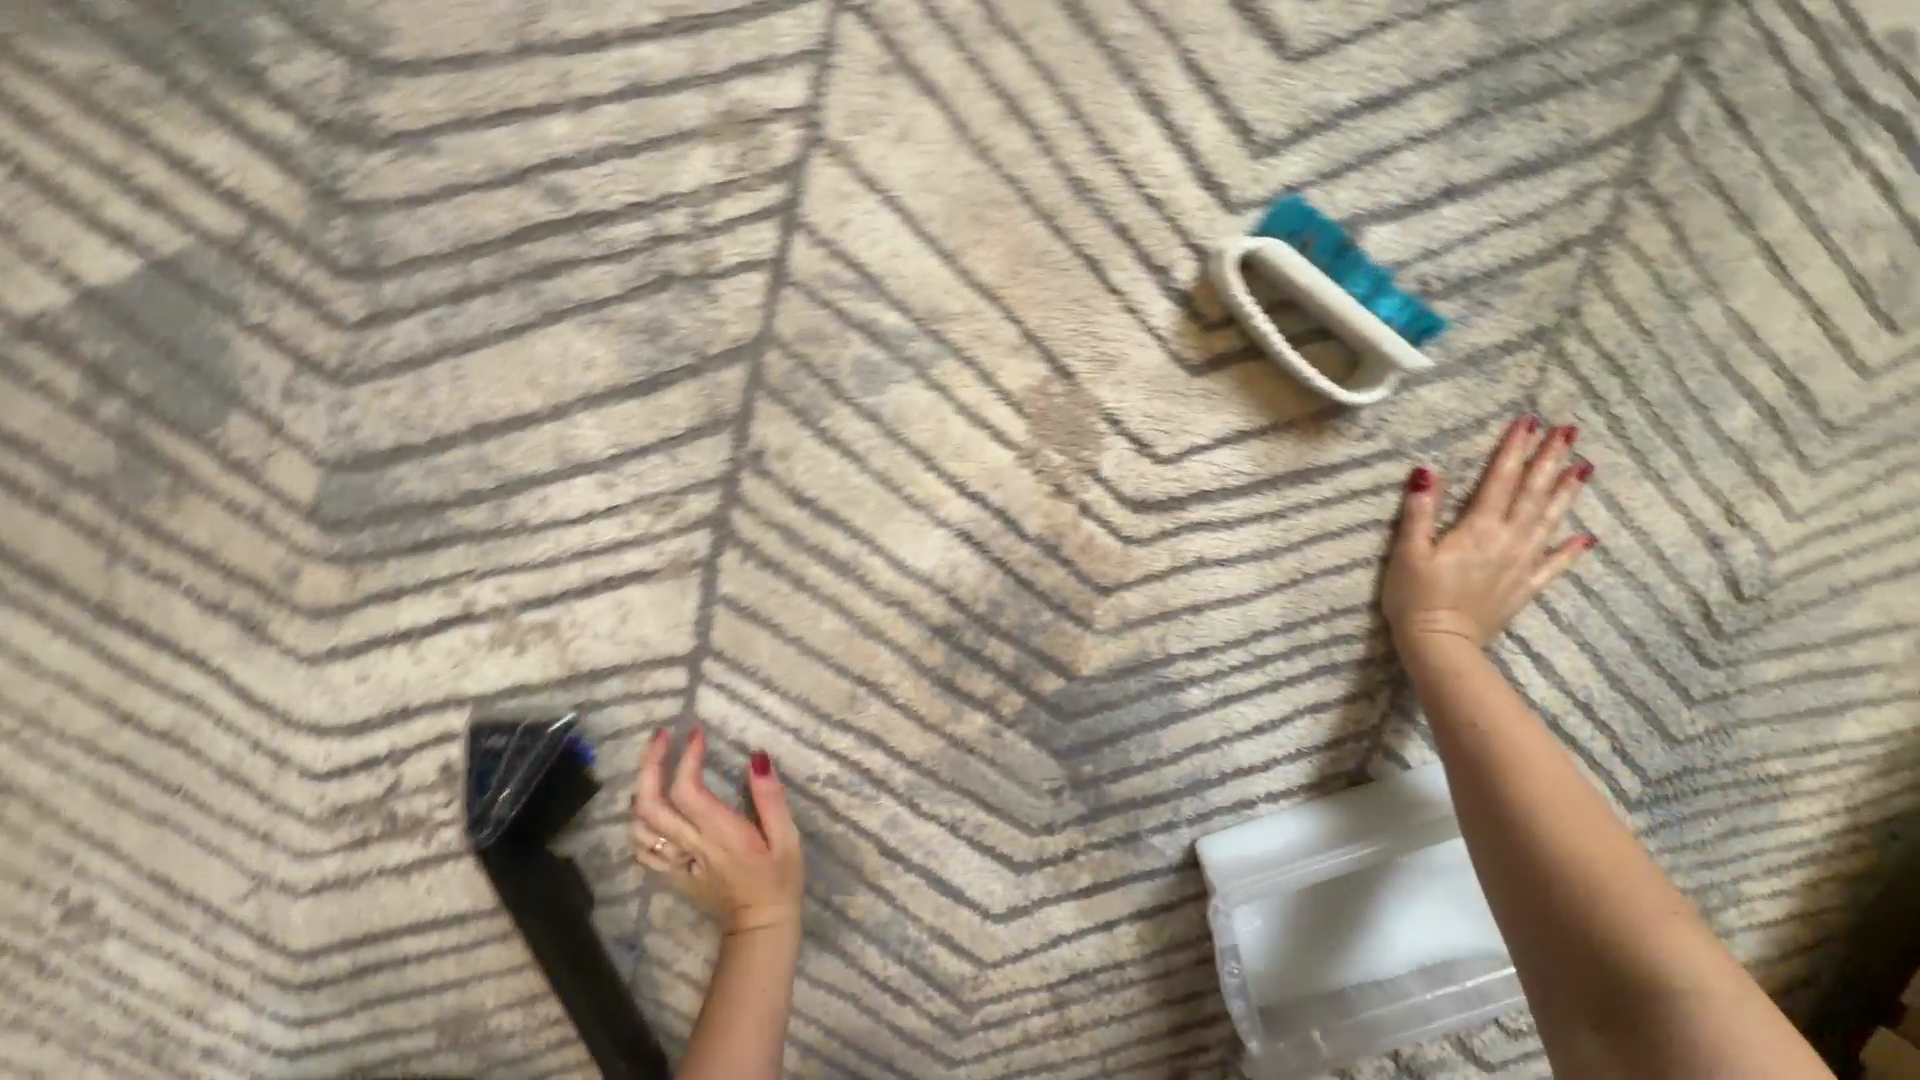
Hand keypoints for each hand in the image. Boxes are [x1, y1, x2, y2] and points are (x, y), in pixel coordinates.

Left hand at [632, 728, 804, 935]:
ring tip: (654, 764)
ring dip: (640, 789)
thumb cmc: (779, 878)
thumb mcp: (786, 837)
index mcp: (720, 834)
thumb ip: (770, 798)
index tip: (697, 733)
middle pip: (651, 803)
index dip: (687, 757)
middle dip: (651, 763)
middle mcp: (691, 846)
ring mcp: (676, 862)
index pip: (688, 790)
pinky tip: (649, 807)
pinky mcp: (671, 874)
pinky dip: (638, 823)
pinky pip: (642, 849)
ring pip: (639, 825)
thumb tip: (757, 758)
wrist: (761, 925)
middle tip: (662, 736)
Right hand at [1384, 414, 1596, 648]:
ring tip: (1583, 467)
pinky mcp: (1524, 587)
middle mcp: (1508, 541)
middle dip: (1548, 460)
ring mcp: (1521, 564)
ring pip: (1549, 521)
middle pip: (1532, 493)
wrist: (1441, 644)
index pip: (1500, 479)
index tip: (1528, 422)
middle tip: (1568, 432)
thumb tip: (1426, 472)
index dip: (1513, 449)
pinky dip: (1571, 550)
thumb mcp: (1408, 552)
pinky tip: (1586, 537)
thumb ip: (1420, 512)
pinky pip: (1554, 564)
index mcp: (1478, 529)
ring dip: (1566, 493)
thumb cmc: (1415, 597)